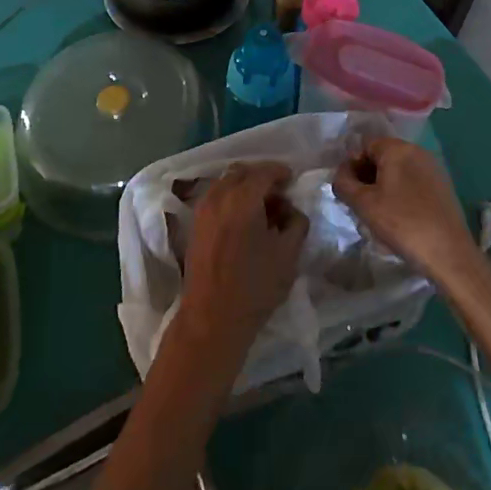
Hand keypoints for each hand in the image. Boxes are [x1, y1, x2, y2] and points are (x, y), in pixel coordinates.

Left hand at [177, 161, 309, 358]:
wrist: (212, 317)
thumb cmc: (255, 286)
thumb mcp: (288, 254)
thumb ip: (296, 222)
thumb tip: (290, 209)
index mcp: (243, 198)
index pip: (264, 171)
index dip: (281, 172)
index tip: (292, 180)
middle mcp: (218, 196)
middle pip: (241, 172)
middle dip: (261, 176)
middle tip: (279, 193)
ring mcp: (202, 209)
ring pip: (225, 182)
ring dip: (244, 186)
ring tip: (261, 206)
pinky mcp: (194, 224)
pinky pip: (215, 196)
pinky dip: (230, 197)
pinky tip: (243, 218)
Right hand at [332, 137, 476, 282]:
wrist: (448, 253)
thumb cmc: (401, 222)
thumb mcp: (363, 204)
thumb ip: (344, 183)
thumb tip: (341, 174)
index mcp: (398, 149)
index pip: (365, 145)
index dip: (351, 165)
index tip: (347, 190)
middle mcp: (418, 152)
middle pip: (382, 156)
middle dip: (366, 176)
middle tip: (359, 203)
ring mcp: (433, 170)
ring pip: (397, 171)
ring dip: (382, 187)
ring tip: (377, 214)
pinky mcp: (443, 188)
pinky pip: (412, 183)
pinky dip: (400, 194)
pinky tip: (398, 218)